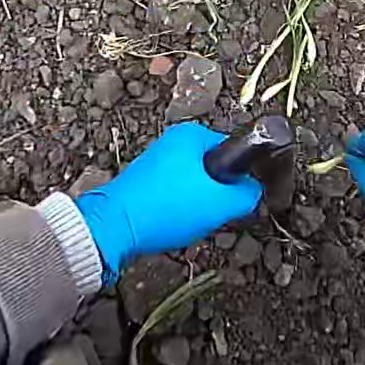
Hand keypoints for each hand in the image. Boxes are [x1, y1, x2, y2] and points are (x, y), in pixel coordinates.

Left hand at [77, 122, 262, 284]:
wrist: (111, 230)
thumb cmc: (163, 208)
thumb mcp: (219, 203)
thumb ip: (246, 194)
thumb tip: (253, 191)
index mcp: (191, 134)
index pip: (232, 150)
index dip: (238, 176)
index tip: (235, 197)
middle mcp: (173, 142)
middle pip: (213, 168)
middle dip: (216, 192)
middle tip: (212, 210)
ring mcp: (157, 161)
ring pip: (195, 183)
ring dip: (198, 203)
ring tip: (190, 219)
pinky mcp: (145, 182)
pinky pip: (176, 193)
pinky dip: (180, 208)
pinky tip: (175, 223)